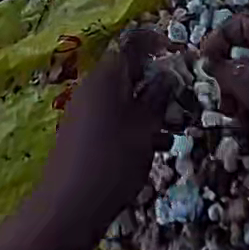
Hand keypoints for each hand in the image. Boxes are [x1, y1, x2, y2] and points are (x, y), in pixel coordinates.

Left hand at [28, 29, 172, 249]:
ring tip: (174, 126)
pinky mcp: (83, 131)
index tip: (176, 49)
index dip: (154, 42)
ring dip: (147, 105)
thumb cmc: (111, 162)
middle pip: (127, 70)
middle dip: (154, 79)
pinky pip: (113, 115)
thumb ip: (157, 98)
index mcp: (106, 76)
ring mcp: (85, 108)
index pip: (131, 44)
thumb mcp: (143, 129)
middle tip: (181, 95)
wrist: (67, 207)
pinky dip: (134, 123)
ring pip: (122, 95)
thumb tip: (167, 74)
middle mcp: (93, 86)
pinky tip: (155, 146)